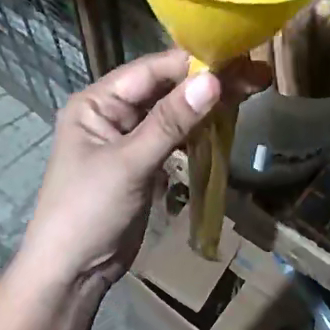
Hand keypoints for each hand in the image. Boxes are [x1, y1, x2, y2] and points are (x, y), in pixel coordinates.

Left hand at [17, 50, 259, 288]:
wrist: (72, 271)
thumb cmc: (89, 211)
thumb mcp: (128, 164)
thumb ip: (170, 123)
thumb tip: (213, 80)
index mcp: (96, 103)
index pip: (150, 71)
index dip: (193, 63)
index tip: (238, 58)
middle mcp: (110, 115)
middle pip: (164, 90)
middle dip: (205, 83)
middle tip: (256, 75)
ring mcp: (127, 142)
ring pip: (171, 115)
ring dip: (205, 107)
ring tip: (250, 94)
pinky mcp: (142, 168)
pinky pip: (172, 141)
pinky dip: (196, 134)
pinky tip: (225, 125)